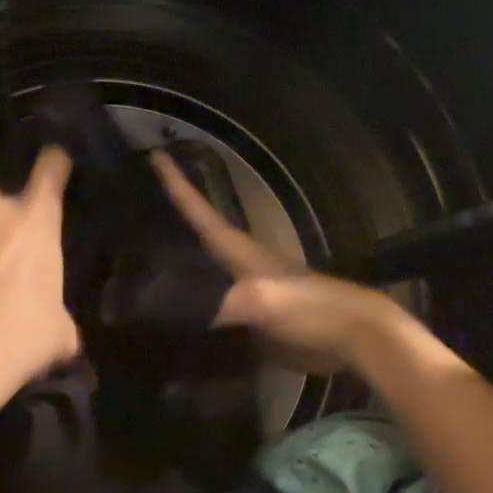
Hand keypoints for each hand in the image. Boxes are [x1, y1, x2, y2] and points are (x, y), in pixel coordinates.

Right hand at [151, 151, 406, 371]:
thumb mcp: (265, 300)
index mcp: (242, 253)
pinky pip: (213, 313)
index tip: (157, 154)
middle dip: (171, 221)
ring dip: (178, 269)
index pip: (201, 213)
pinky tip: (174, 321)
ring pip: (203, 277)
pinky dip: (193, 310)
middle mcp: (240, 269)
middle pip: (200, 240)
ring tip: (143, 267)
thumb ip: (223, 304)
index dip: (179, 184)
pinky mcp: (255, 326)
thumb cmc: (313, 308)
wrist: (354, 338)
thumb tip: (175, 311)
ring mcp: (248, 298)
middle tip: (138, 207)